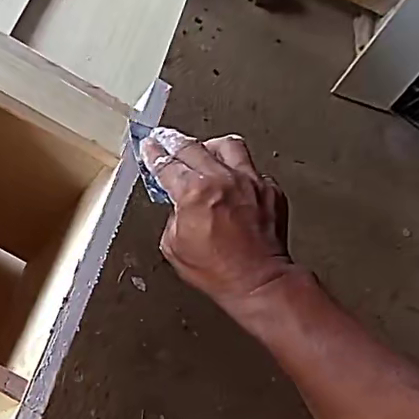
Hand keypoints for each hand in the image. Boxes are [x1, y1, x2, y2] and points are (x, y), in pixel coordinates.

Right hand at [139, 128, 298, 309]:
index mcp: (195, 193)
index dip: (154, 154)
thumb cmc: (218, 269)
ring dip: (209, 146)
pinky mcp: (270, 191)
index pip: (167, 164)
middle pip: (193, 147)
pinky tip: (228, 175)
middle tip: (165, 138)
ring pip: (228, 146)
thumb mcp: (173, 244)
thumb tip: (178, 204)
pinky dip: (235, 168)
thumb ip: (173, 215)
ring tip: (201, 148)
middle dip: (173, 141)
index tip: (149, 147)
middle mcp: (224, 181)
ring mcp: (251, 183)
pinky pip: (250, 168)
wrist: (257, 280)